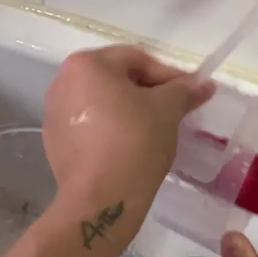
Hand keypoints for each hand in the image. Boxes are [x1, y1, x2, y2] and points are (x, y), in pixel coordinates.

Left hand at [42, 46, 211, 208]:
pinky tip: (127, 146)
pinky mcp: (54, 140)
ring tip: (153, 129)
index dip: (168, 75)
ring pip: (100, 101)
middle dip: (147, 91)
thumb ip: (184, 90)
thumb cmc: (134, 142)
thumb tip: (203, 84)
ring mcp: (54, 111)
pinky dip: (109, 128)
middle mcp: (63, 81)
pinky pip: (88, 124)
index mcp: (87, 64)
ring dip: (128, 109)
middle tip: (173, 110)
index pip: (136, 58)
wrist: (100, 197)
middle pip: (115, 78)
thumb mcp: (167, 110)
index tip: (189, 94)